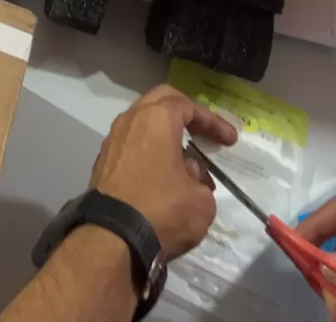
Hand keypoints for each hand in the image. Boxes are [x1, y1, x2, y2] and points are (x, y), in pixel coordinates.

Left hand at [89, 84, 238, 258]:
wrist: (113, 236)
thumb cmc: (163, 210)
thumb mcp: (200, 199)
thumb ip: (200, 177)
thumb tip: (188, 170)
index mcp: (156, 119)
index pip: (188, 107)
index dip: (213, 121)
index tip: (230, 139)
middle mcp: (131, 119)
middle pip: (161, 100)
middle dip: (186, 112)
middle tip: (206, 132)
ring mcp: (114, 137)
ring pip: (143, 120)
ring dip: (166, 131)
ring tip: (188, 155)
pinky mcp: (104, 158)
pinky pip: (132, 141)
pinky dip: (150, 146)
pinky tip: (164, 169)